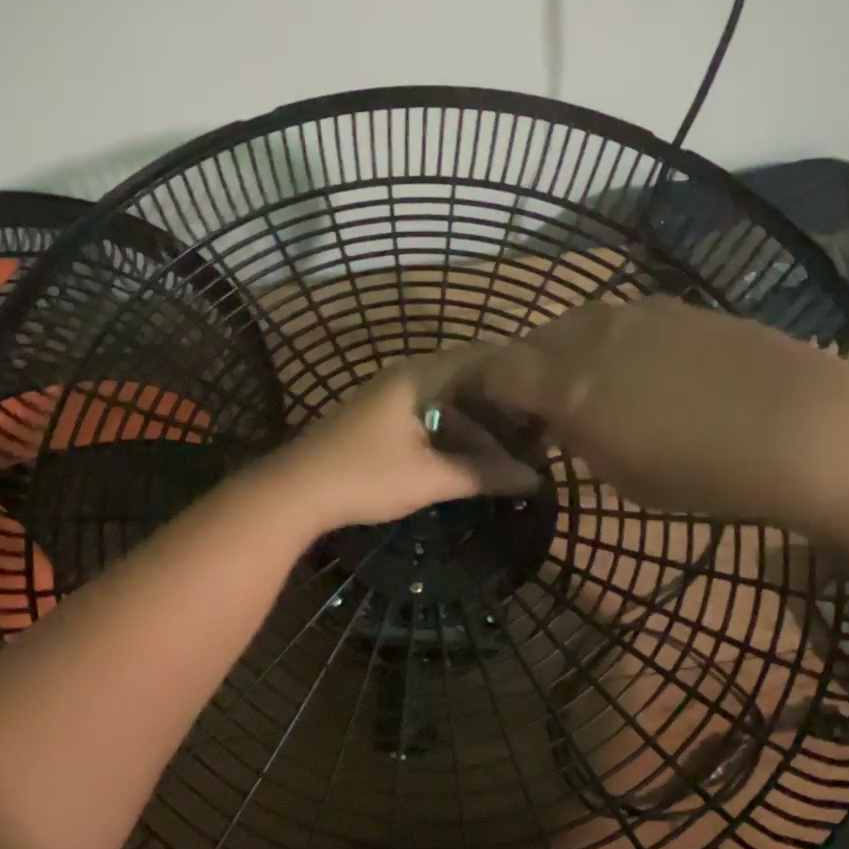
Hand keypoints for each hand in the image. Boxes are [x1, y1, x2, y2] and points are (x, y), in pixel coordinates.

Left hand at [260, 347, 540, 529]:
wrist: (295, 492)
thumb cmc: (366, 476)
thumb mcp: (430, 478)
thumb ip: (483, 474)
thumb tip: (534, 479)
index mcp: (420, 375)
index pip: (483, 356)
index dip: (520, 370)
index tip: (553, 390)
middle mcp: (406, 376)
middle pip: (467, 381)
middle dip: (502, 407)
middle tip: (540, 429)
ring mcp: (389, 398)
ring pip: (447, 404)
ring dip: (477, 427)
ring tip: (512, 454)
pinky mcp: (379, 421)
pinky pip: (428, 418)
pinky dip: (453, 435)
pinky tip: (471, 462)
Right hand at [474, 297, 848, 529]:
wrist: (805, 427)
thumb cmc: (701, 470)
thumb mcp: (620, 474)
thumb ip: (575, 438)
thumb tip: (560, 422)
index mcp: (564, 379)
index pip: (494, 373)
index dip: (484, 397)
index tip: (495, 426)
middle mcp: (591, 331)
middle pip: (533, 343)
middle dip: (527, 376)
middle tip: (545, 416)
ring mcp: (640, 312)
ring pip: (580, 327)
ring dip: (571, 358)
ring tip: (598, 396)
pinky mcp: (683, 308)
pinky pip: (626, 322)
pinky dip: (617, 347)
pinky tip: (651, 378)